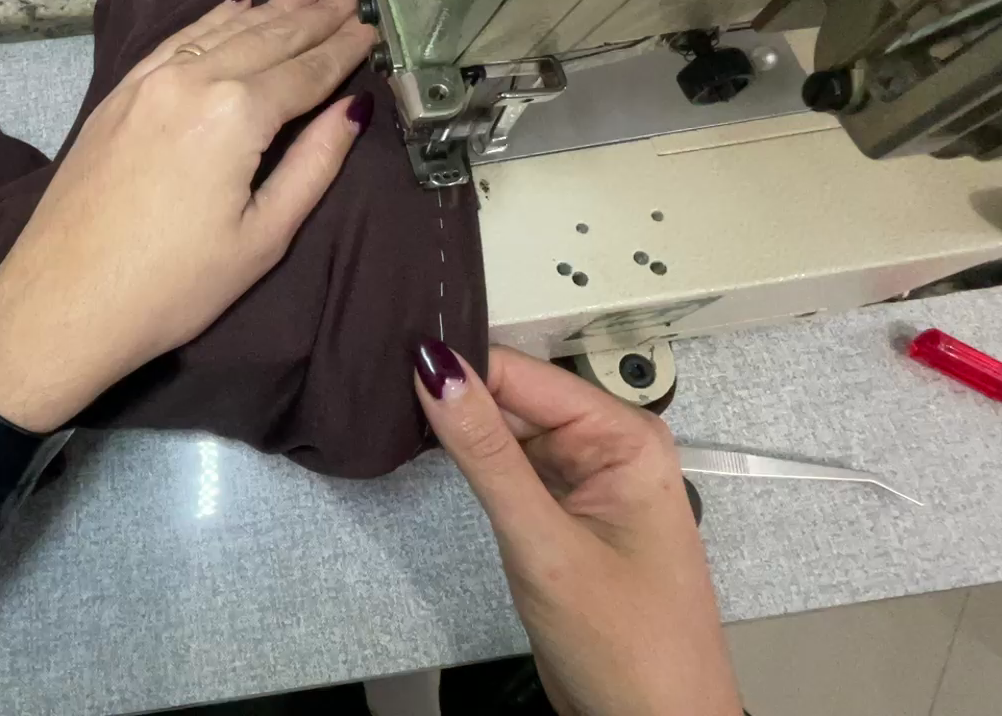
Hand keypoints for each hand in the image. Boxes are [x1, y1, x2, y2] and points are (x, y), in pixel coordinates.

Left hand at [0, 0, 375, 431]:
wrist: (61, 303)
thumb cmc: (173, 287)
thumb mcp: (262, 238)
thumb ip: (313, 165)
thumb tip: (353, 108)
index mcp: (236, 114)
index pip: (307, 71)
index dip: (345, 49)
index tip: (376, 23)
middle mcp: (193, 79)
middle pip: (269, 38)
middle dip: (317, 14)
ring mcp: (149, 81)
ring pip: (224, 30)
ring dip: (272, 7)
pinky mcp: (119, 93)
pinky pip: (179, 38)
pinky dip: (215, 19)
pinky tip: (236, 5)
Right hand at [413, 339, 740, 715]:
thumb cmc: (620, 643)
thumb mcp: (543, 543)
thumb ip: (484, 452)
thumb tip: (434, 366)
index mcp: (622, 434)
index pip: (523, 375)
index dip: (459, 366)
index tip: (390, 359)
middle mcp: (605, 441)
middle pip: (514, 395)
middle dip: (454, 391)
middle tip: (379, 380)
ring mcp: (582, 473)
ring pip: (505, 426)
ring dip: (457, 422)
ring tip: (390, 402)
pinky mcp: (559, 502)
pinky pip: (508, 460)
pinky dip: (469, 454)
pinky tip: (426, 440)